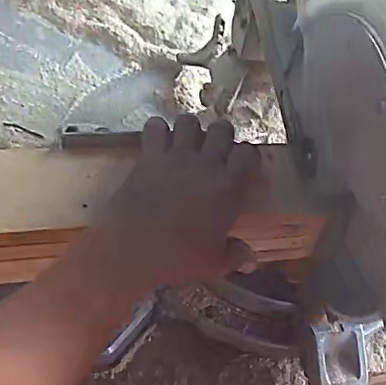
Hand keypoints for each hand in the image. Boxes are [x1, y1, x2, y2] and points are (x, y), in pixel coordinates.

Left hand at [65, 115, 259, 307]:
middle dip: (221, 135)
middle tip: (215, 149)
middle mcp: (207, 165)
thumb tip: (250, 257)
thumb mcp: (214, 262)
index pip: (248, 154)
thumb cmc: (180, 257)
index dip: (247, 156)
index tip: (242, 165)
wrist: (135, 247)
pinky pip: (156, 127)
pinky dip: (157, 130)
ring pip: (190, 121)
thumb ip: (235, 255)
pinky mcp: (150, 156)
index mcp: (229, 188)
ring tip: (187, 141)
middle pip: (222, 129)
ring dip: (190, 128)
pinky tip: (158, 141)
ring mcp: (177, 157)